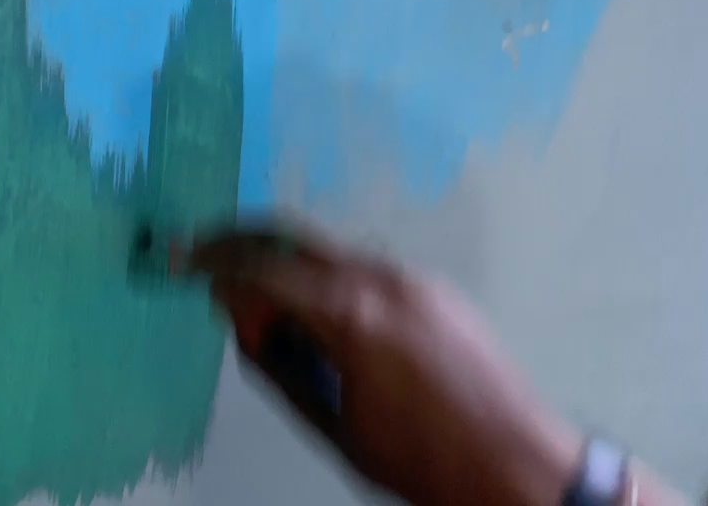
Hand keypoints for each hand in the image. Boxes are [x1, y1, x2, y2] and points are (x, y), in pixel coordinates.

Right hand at [194, 225, 582, 505]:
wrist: (529, 472)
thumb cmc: (420, 463)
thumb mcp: (332, 423)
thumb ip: (275, 363)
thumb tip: (237, 315)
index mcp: (346, 313)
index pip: (259, 268)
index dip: (211, 261)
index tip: (178, 259)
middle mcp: (373, 276)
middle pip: (286, 235)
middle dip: (238, 240)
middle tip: (202, 252)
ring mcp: (404, 275)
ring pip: (322, 250)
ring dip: (282, 263)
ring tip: (263, 301)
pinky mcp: (427, 284)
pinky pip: (356, 267)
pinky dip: (321, 278)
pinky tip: (318, 314)